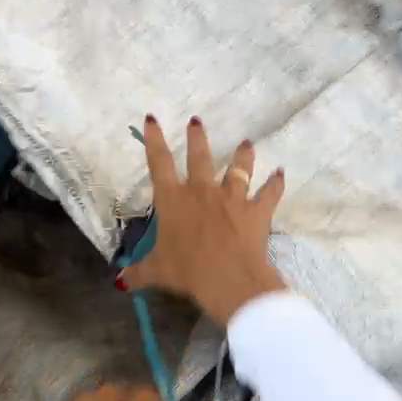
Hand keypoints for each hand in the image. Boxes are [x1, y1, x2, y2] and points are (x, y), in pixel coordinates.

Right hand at [120, 116, 286, 326]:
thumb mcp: (157, 272)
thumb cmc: (187, 271)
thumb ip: (138, 272)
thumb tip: (120, 281)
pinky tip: (281, 173)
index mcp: (173, 200)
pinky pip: (269, 193)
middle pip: (199, 157)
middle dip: (197, 137)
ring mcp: (232, 198)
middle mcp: (202, 191)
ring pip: (238, 169)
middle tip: (196, 121)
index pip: (159, 163)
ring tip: (246, 142)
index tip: (152, 120)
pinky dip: (276, 183)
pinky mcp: (257, 211)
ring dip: (242, 155)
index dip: (154, 140)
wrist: (229, 279)